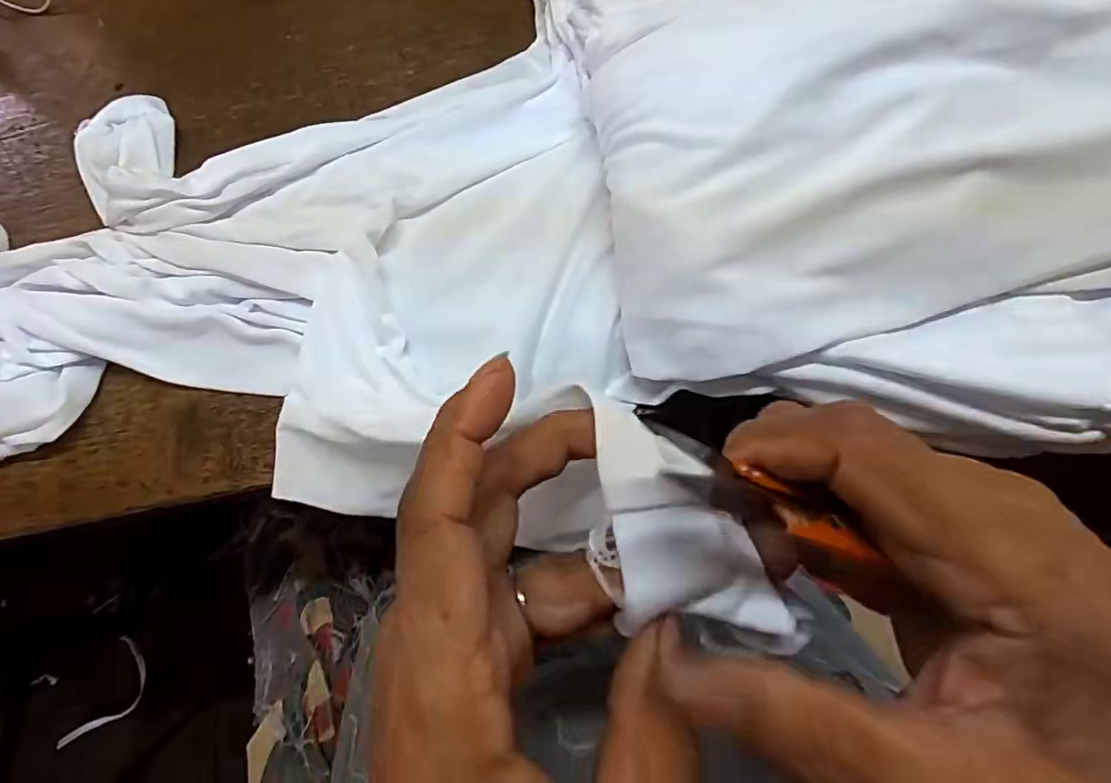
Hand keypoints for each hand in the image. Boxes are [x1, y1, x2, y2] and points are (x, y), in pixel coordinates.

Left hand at [371, 355, 695, 782]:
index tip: (504, 373)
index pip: (435, 516)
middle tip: (611, 431)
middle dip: (541, 458)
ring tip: (670, 530)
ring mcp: (453, 660)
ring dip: (589, 546)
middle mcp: (435, 643)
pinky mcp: (473, 681)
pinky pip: (527, 610)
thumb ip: (650, 737)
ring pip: (513, 563)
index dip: (463, 432)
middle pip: (477, 514)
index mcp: (439, 665)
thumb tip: (675, 631)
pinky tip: (644, 600)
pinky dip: (584, 596)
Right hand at [651, 401, 1110, 782]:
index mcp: (1028, 572)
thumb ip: (794, 720)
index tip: (718, 475)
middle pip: (870, 436)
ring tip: (766, 543)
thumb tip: (673, 665)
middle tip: (731, 518)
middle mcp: (1021, 513)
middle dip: (782, 456)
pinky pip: (886, 477)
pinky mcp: (985, 517)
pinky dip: (830, 495)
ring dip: (801, 474)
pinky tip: (808, 547)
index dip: (785, 444)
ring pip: (872, 446)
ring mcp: (1006, 507)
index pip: (879, 456)